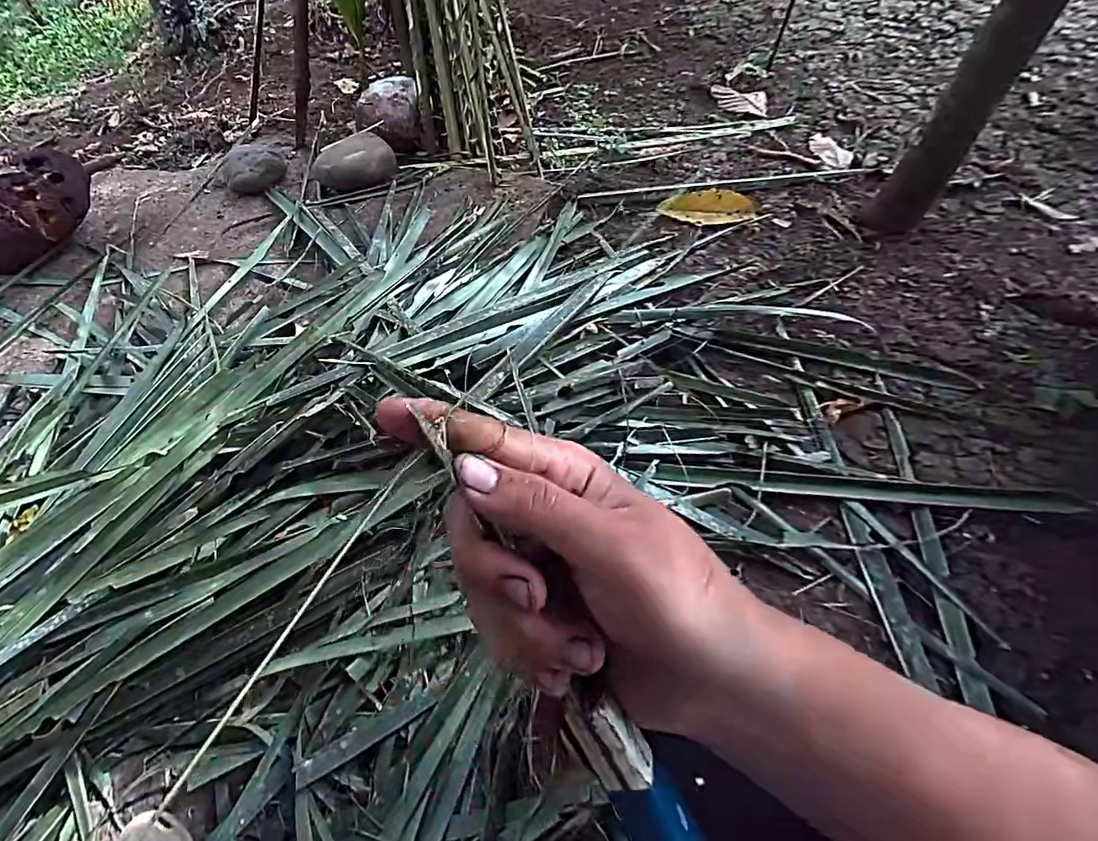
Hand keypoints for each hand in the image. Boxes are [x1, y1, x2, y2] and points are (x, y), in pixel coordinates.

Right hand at [376, 397, 765, 733]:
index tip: (384, 414)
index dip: (431, 425)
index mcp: (558, 475)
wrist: (713, 683)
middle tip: (539, 596)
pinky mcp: (531, 617)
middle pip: (465, 523)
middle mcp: (534, 513)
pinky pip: (494, 630)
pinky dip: (533, 657)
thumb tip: (464, 470)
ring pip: (476, 584)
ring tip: (578, 644)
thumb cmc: (677, 594)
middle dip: (493, 571)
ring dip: (525, 628)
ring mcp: (531, 566)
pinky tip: (576, 665)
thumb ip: (536, 505)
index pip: (482, 439)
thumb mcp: (611, 543)